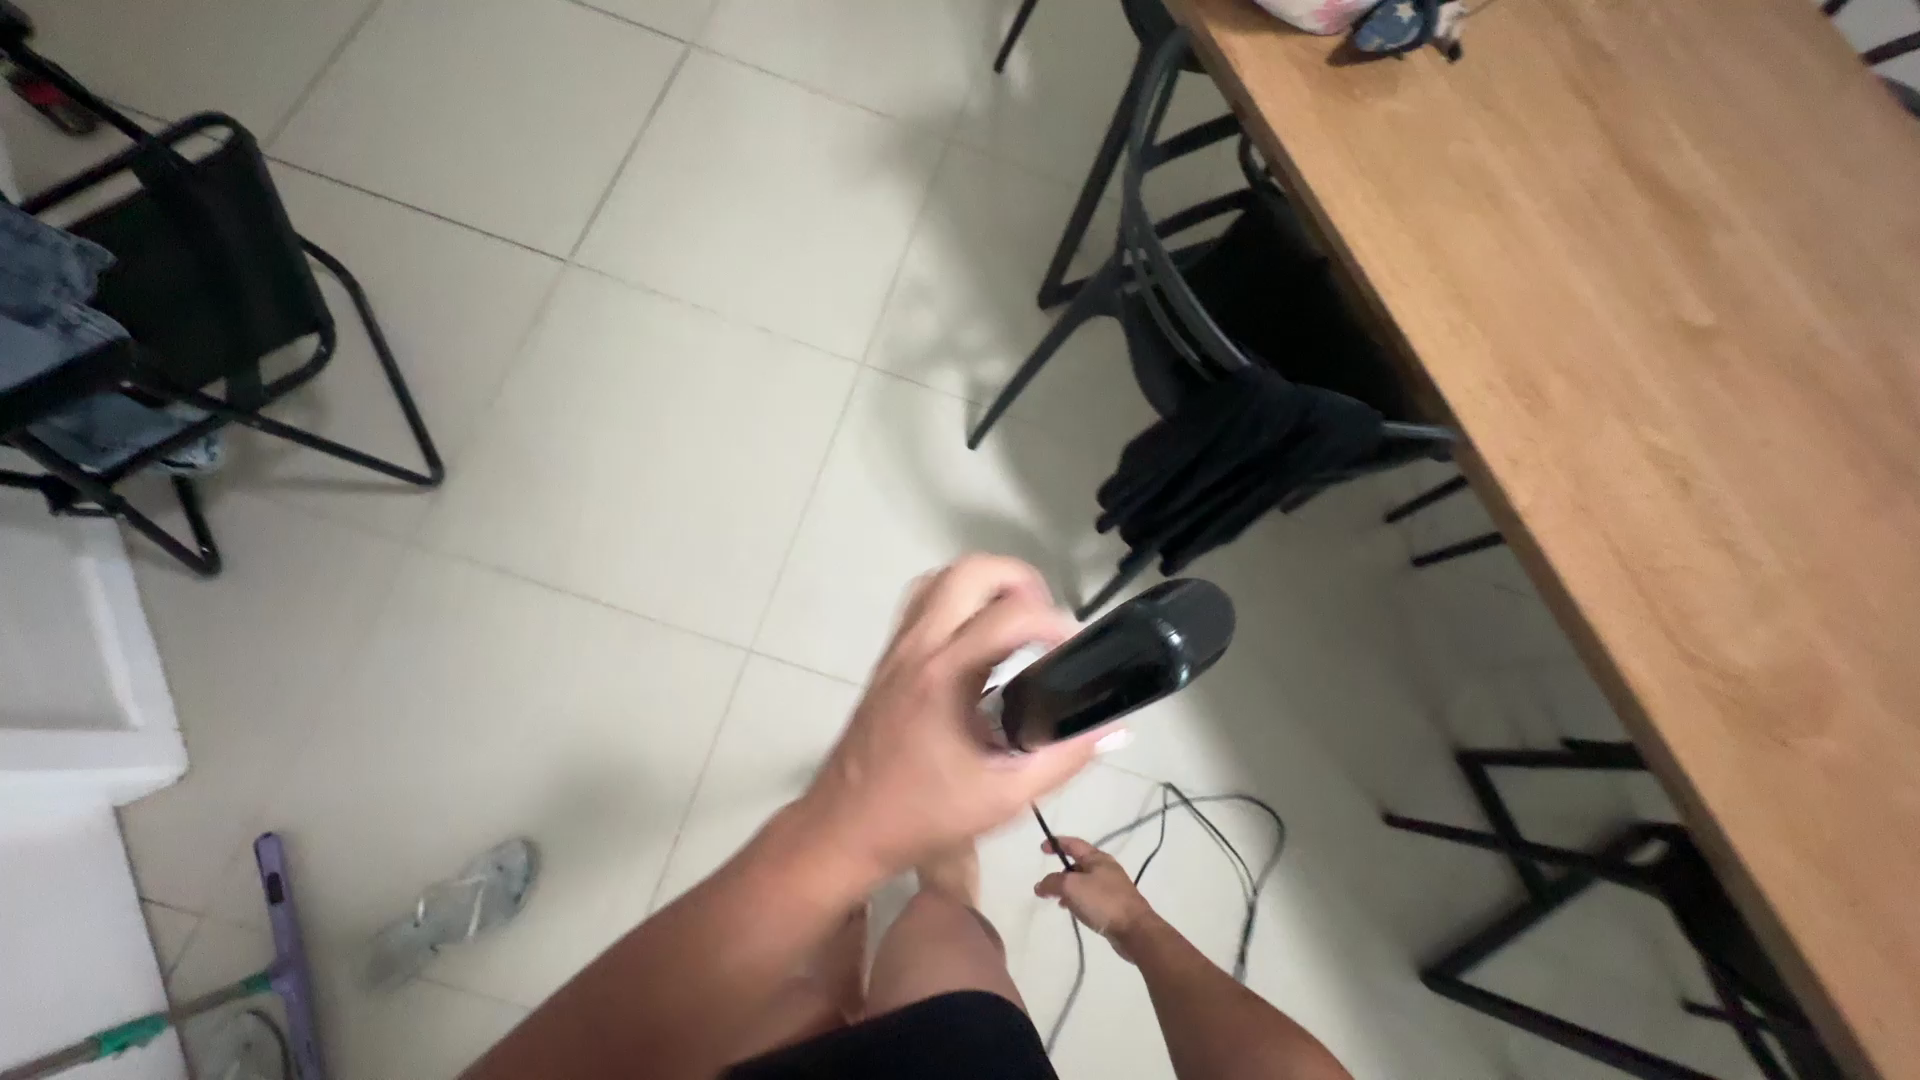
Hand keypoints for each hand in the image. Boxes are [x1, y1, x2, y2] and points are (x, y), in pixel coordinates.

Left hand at [795, 555, 1098, 880]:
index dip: (1055, 621)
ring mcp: (898, 648)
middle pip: (969, 571)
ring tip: (1016, 621)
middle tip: (1045, 619)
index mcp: (947, 677)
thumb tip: (1111, 730)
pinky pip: (921, 602)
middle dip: (1018, 580)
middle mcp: (919, 648)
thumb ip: (1063, 759)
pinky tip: (977, 638)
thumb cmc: (922, 815)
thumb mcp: (1005, 798)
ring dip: (985, 584)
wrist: (845, 826)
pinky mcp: (888, 658)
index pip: (1010, 616)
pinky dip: (955, 599)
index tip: (1075, 647)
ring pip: (940, 578)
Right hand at [1034, 837, 1159, 960]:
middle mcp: (1106, 869)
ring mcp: (1112, 888)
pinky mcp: (1115, 905)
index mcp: (1098, 858)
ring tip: (1057, 900)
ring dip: (1069, 889)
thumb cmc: (1103, 901)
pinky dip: (1078, 900)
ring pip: (1084, 883)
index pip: (1073, 844)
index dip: (1057, 843)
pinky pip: (1091, 898)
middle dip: (1062, 871)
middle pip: (1078, 864)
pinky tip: (1073, 911)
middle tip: (1048, 883)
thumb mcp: (1072, 887)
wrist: (1135, 930)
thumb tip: (1040, 886)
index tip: (1042, 848)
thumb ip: (1053, 883)